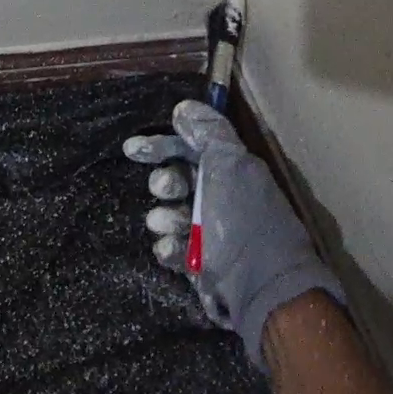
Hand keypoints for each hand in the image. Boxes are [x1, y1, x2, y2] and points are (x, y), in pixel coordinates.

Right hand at [124, 99, 344, 366]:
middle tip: (165, 189)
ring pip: (169, 215)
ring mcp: (208, 232)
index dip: (160, 145)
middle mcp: (218, 197)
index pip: (188, 148)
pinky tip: (173, 249)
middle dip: (164, 183)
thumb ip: (206, 132)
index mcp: (228, 170)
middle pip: (175, 179)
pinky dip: (170, 247)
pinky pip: (173, 248)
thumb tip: (183, 108)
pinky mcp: (199, 263)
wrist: (261, 285)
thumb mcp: (228, 164)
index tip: (131, 149)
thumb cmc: (243, 218)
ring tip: (172, 226)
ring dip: (165, 217)